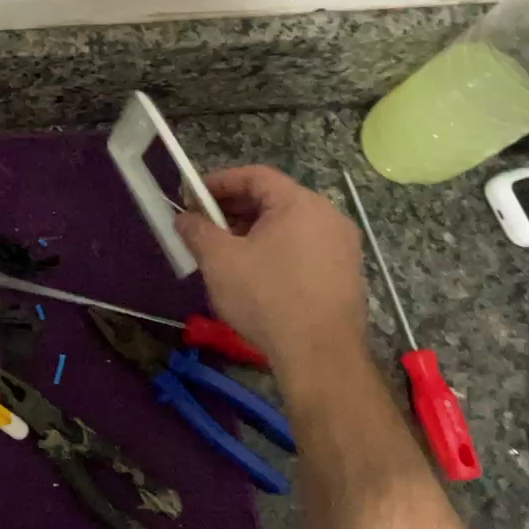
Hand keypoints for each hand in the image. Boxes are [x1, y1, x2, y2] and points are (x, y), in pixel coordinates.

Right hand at [175, 165, 366, 378]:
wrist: (319, 352)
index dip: (218, 182)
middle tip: (202, 227)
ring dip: (252, 232)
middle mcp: (328, 215)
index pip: (255, 176)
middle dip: (232, 209)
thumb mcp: (219, 261)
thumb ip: (198, 231)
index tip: (190, 196)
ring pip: (288, 225)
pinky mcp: (344, 272)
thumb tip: (184, 218)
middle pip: (273, 199)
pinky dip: (274, 250)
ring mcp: (341, 245)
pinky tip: (254, 275)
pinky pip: (302, 248)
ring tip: (223, 253)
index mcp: (299, 203)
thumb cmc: (266, 297)